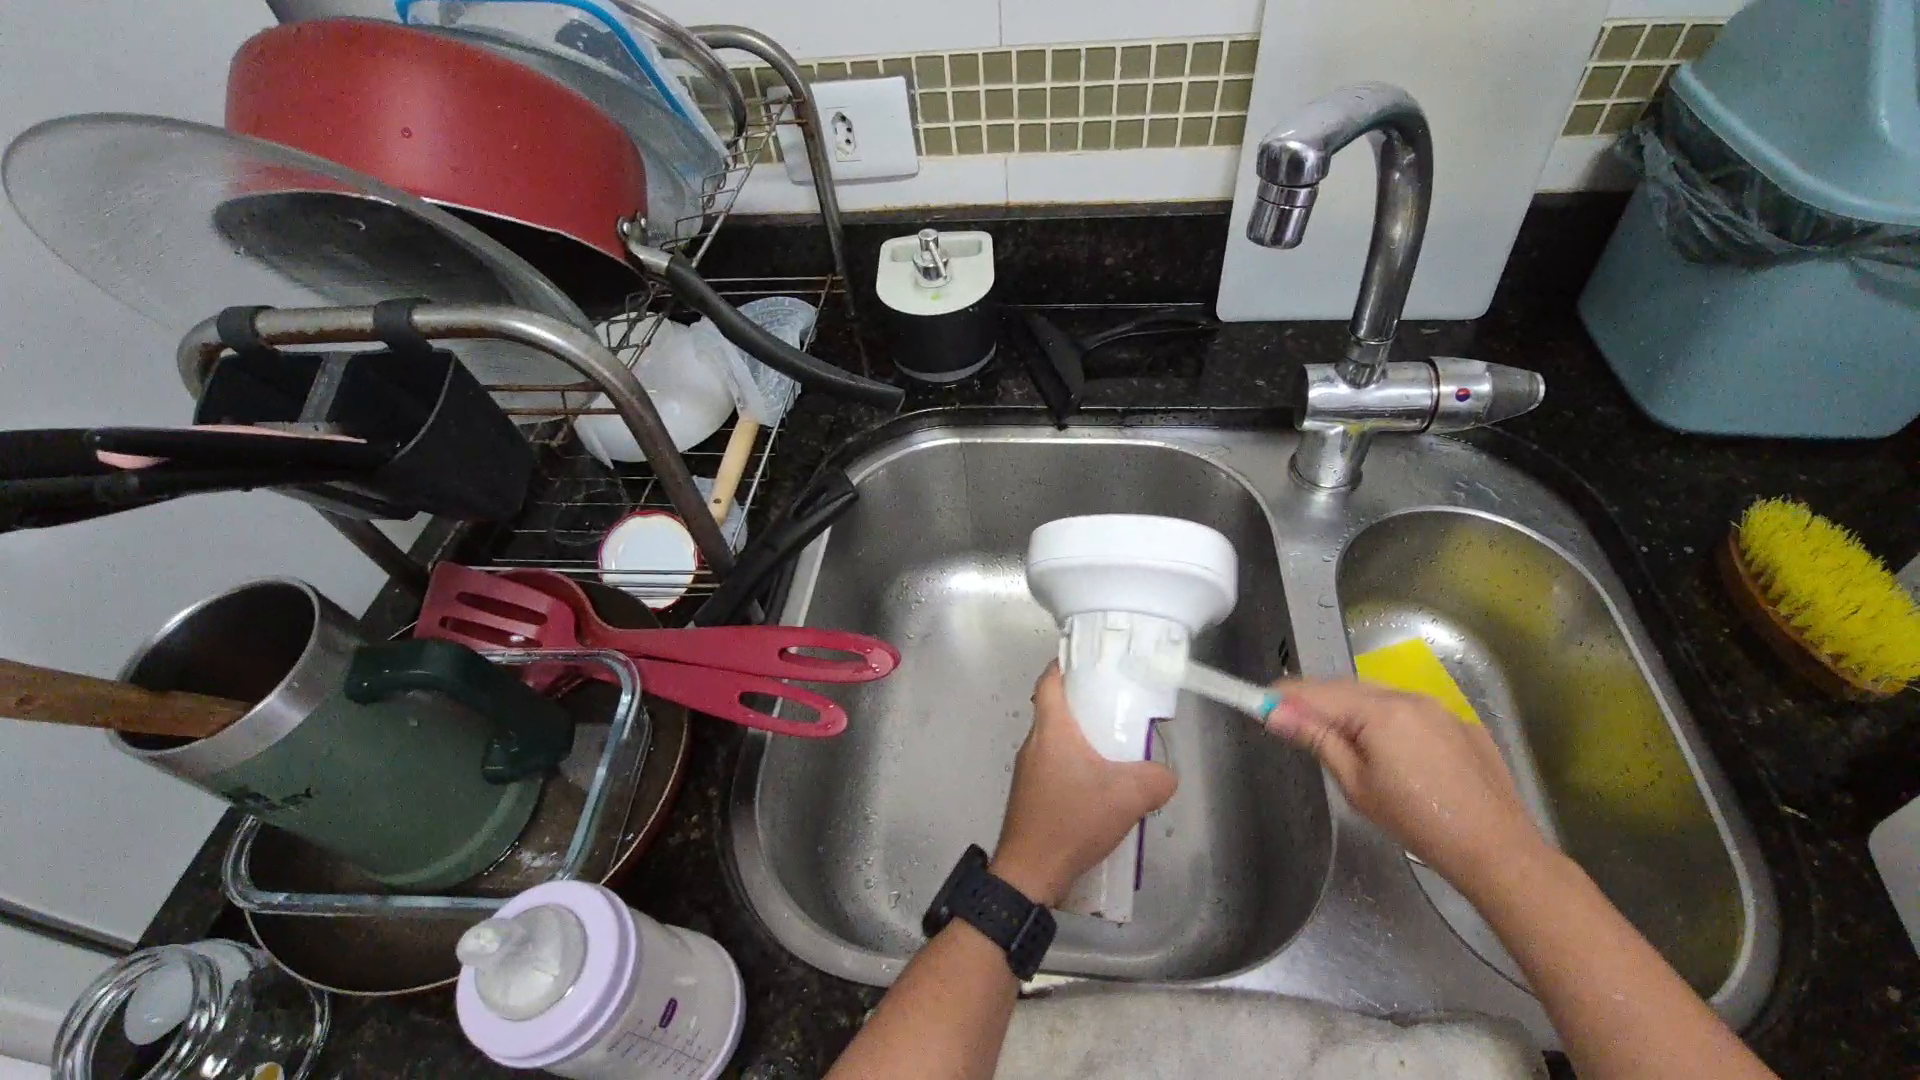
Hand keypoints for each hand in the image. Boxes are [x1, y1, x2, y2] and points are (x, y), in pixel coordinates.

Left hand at [990, 664, 1177, 906]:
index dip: (1066, 664)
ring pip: (1057, 742)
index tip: (1090, 661)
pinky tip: (1100, 789)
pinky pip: (1055, 768)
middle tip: (1119, 710)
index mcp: (1051, 730)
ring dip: (1083, 741)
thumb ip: (1156, 779)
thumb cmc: (1073, 821)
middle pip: (1056, 710)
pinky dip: (1076, 768)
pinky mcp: (1029, 796)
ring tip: (1117, 752)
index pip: (1050, 681)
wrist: (1030, 872)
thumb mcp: (1129, 797)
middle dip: (1086, 706)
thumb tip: (1164, 774)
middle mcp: (1034, 744)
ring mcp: (1028, 771)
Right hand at [1264, 678, 1548, 890]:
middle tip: (1290, 720)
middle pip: (1347, 689)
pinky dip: (1388, 721)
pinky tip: (1389, 751)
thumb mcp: (1356, 785)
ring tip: (1336, 738)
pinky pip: (1412, 712)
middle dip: (1316, 701)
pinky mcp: (1462, 724)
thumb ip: (1317, 740)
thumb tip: (1276, 714)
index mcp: (1380, 711)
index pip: (1317, 693)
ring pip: (1380, 698)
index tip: (1257, 700)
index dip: (1284, 696)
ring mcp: (1441, 708)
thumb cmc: (1417, 822)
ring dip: (1352, 710)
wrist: (1497, 849)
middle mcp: (1409, 697)